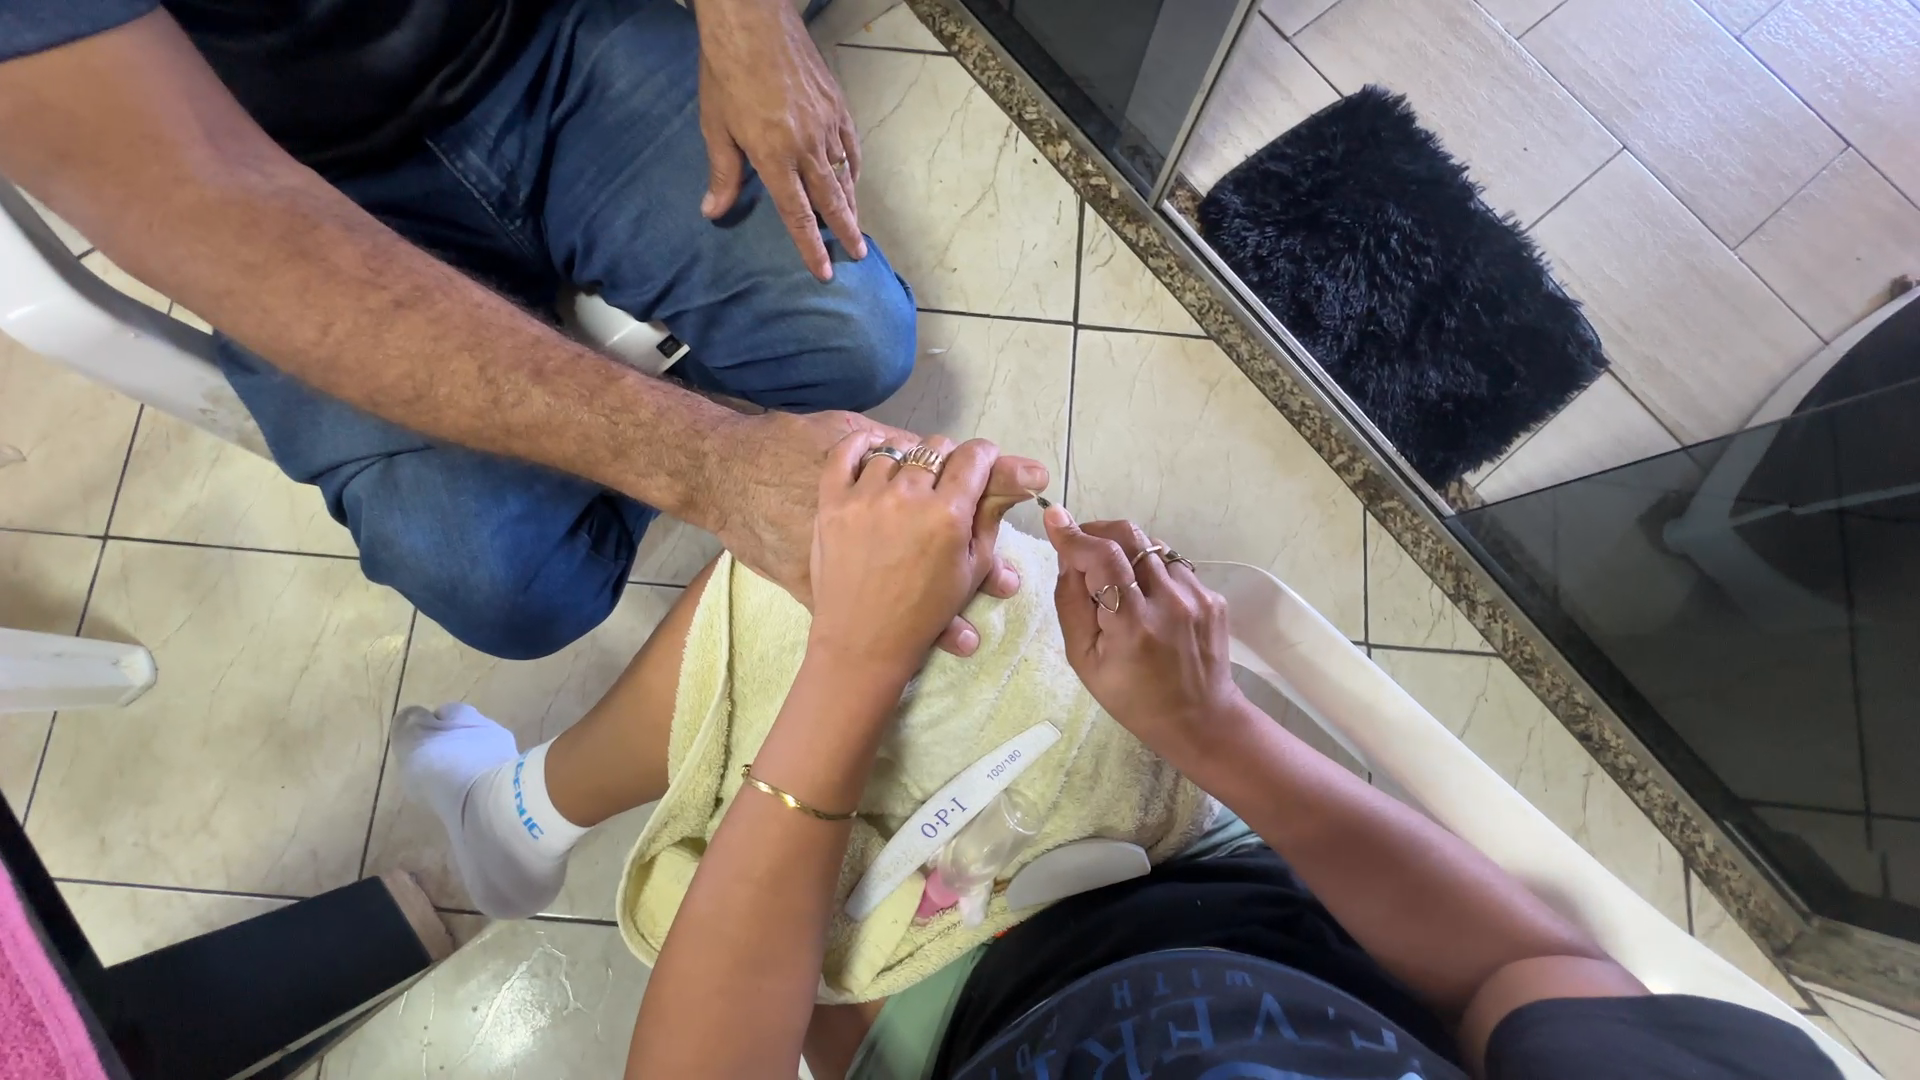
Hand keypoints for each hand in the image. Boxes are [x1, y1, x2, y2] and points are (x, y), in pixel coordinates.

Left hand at [696, 0, 863, 280]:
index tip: (824, 271)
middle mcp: (806, 149)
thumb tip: (713, 212)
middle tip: (859, 254)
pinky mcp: (837, 108)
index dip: (810, 247)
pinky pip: (851, 148)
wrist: (752, 19)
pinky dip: (853, 169)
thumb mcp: (716, 125)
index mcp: (775, 158)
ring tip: (856, 227)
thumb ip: (723, 173)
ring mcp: (826, 127)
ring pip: (845, 177)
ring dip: (852, 206)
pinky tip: (853, 180)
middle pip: (832, 202)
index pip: (797, 215)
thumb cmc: (727, 71)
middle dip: (846, 232)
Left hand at [807, 433, 1016, 674]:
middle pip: (937, 448)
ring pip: (895, 450)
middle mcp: (908, 496)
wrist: (863, 640)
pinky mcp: (832, 502)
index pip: (974, 457)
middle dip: (950, 458)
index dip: (985, 455)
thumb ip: (991, 517)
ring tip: (910, 478)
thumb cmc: (925, 611)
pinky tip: (874, 452)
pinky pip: (846, 453)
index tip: (984, 463)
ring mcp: (865, 496)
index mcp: (948, 515)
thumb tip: (1026, 477)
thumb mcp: (972, 569)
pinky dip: (862, 445)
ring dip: (909, 458)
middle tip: (947, 480)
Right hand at [1043, 508, 1244, 765]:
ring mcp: (1197, 596)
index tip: (1054, 518)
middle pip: (1130, 536)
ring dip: (1126, 553)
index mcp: (1133, 623)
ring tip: (1116, 582)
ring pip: (1152, 547)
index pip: (1103, 558)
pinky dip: (1151, 572)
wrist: (1201, 719)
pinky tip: (1147, 600)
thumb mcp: (1083, 660)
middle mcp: (1169, 601)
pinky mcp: (1212, 597)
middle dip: (1098, 531)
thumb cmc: (1132, 697)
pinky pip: (1173, 566)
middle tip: (1080, 546)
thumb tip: (1067, 556)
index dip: (1075, 535)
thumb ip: (1071, 603)